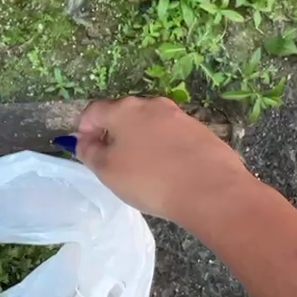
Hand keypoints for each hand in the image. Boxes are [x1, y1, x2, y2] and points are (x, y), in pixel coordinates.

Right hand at [75, 97, 250, 224]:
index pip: (94, 111)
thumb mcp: (107, 170)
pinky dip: (164, 149)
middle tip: (113, 164)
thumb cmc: (149, 179)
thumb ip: (89, 152)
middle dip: (114, 135)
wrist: (212, 191)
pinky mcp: (202, 132)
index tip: (87, 151)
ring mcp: (180, 116)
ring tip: (143, 171)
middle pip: (123, 115)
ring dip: (141, 142)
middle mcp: (152, 105)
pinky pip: (173, 137)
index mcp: (124, 109)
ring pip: (150, 125)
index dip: (84, 130)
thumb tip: (84, 140)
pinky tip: (169, 173)